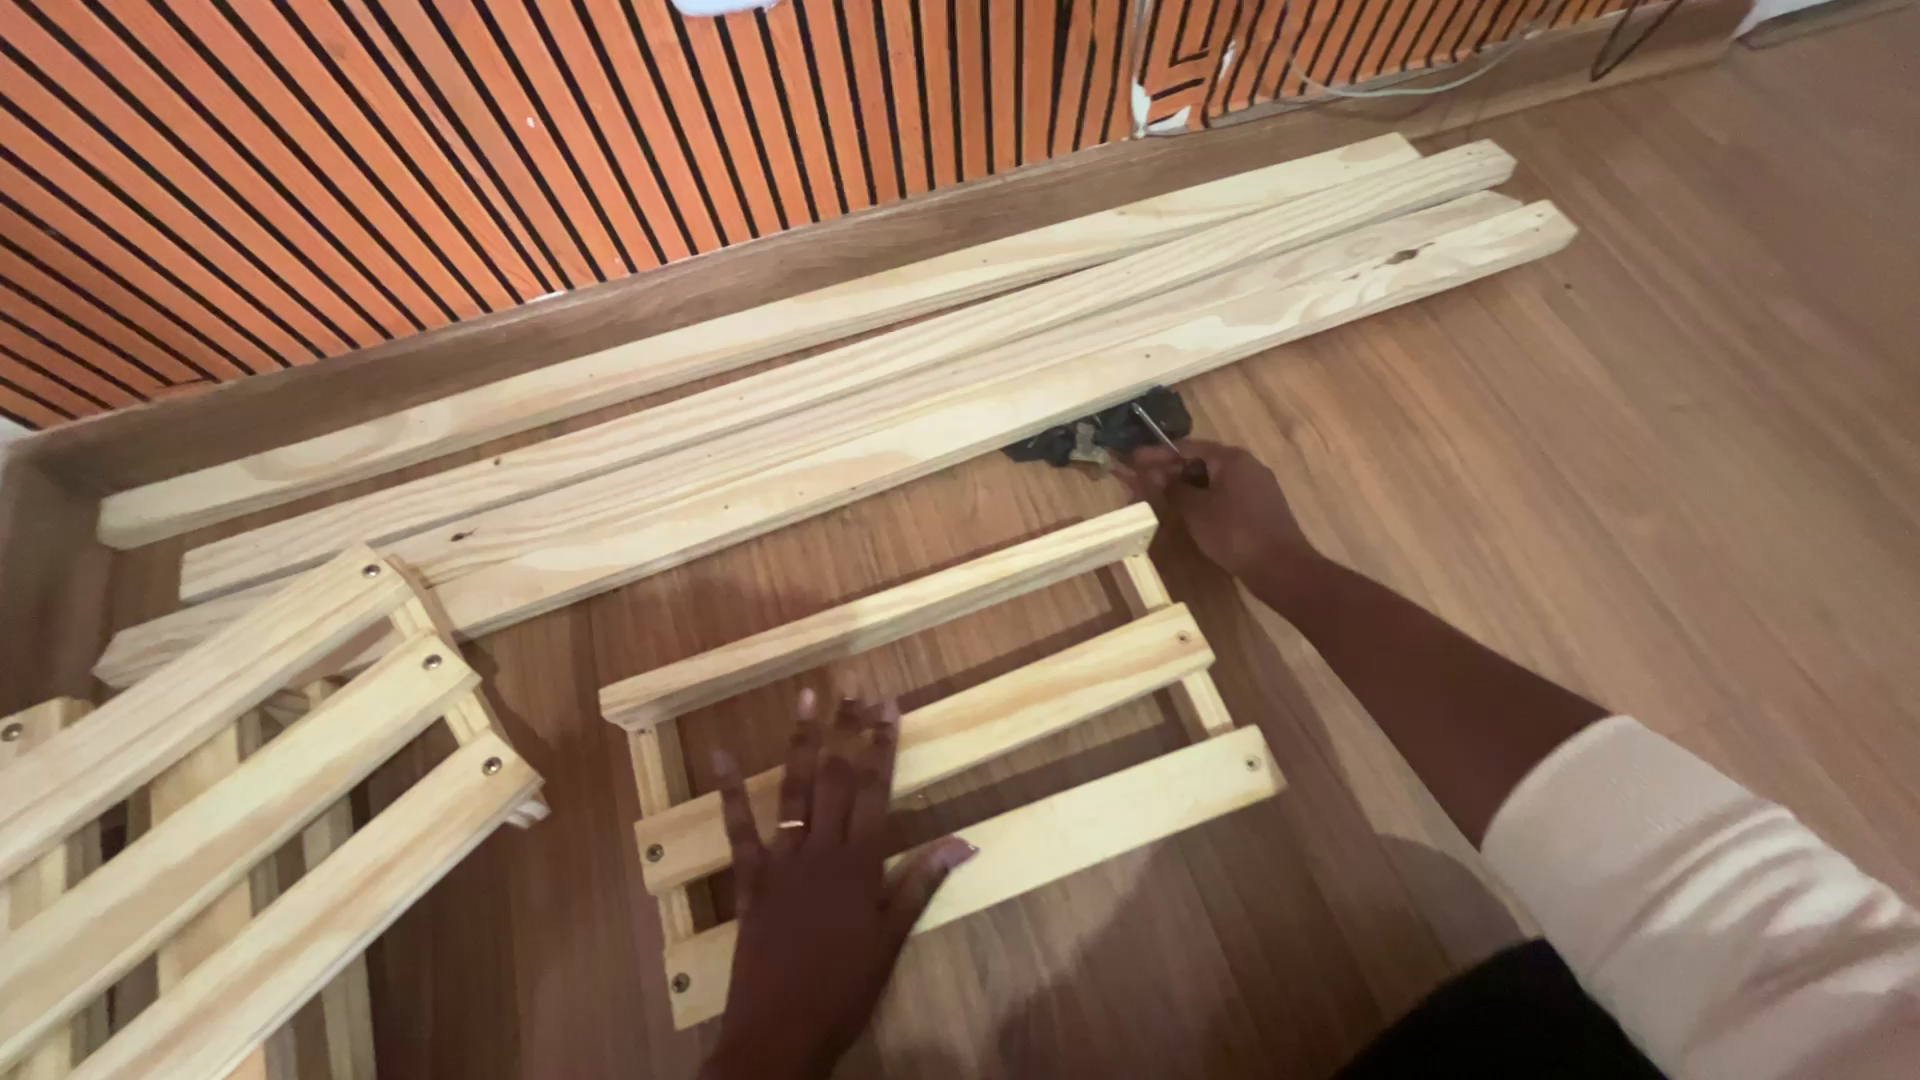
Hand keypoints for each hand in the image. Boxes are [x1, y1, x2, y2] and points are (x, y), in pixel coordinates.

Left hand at [700, 690, 975, 1079]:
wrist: (780, 1035)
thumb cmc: (844, 988)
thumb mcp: (892, 939)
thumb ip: (922, 882)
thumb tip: (964, 841)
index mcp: (860, 863)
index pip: (876, 790)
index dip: (883, 744)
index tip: (889, 705)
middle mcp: (822, 850)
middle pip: (837, 777)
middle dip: (849, 728)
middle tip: (855, 687)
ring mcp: (782, 861)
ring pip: (794, 790)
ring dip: (801, 741)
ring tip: (807, 697)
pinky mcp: (750, 879)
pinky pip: (739, 829)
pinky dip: (731, 791)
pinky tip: (723, 755)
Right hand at [1117, 440, 1317, 580]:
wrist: (1280, 566)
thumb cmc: (1233, 532)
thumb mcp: (1195, 510)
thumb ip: (1173, 489)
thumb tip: (1155, 475)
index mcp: (1231, 458)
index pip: (1188, 447)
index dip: (1159, 453)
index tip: (1135, 458)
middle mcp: (1247, 465)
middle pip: (1203, 460)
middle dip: (1173, 470)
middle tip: (1147, 481)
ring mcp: (1257, 485)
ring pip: (1215, 478)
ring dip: (1189, 485)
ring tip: (1165, 497)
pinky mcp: (1261, 506)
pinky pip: (1227, 493)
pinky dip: (1206, 497)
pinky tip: (1193, 512)